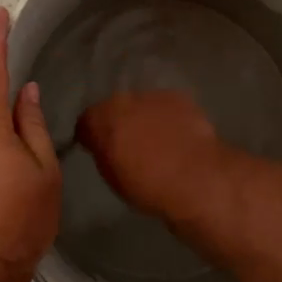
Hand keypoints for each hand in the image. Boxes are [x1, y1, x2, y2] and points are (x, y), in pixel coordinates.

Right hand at [75, 90, 234, 213]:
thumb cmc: (146, 185)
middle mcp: (124, 100)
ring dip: (144, 118)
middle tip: (127, 144)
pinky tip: (177, 136)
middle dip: (118, 122)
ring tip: (156, 141)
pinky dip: (168, 117)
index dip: (90, 134)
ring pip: (142, 105)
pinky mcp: (180, 98)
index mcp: (101, 118)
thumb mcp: (112, 177)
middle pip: (114, 108)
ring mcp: (153, 96)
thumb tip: (102, 144)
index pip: (86, 120)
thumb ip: (103, 153)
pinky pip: (166, 106)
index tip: (97, 148)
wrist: (195, 177)